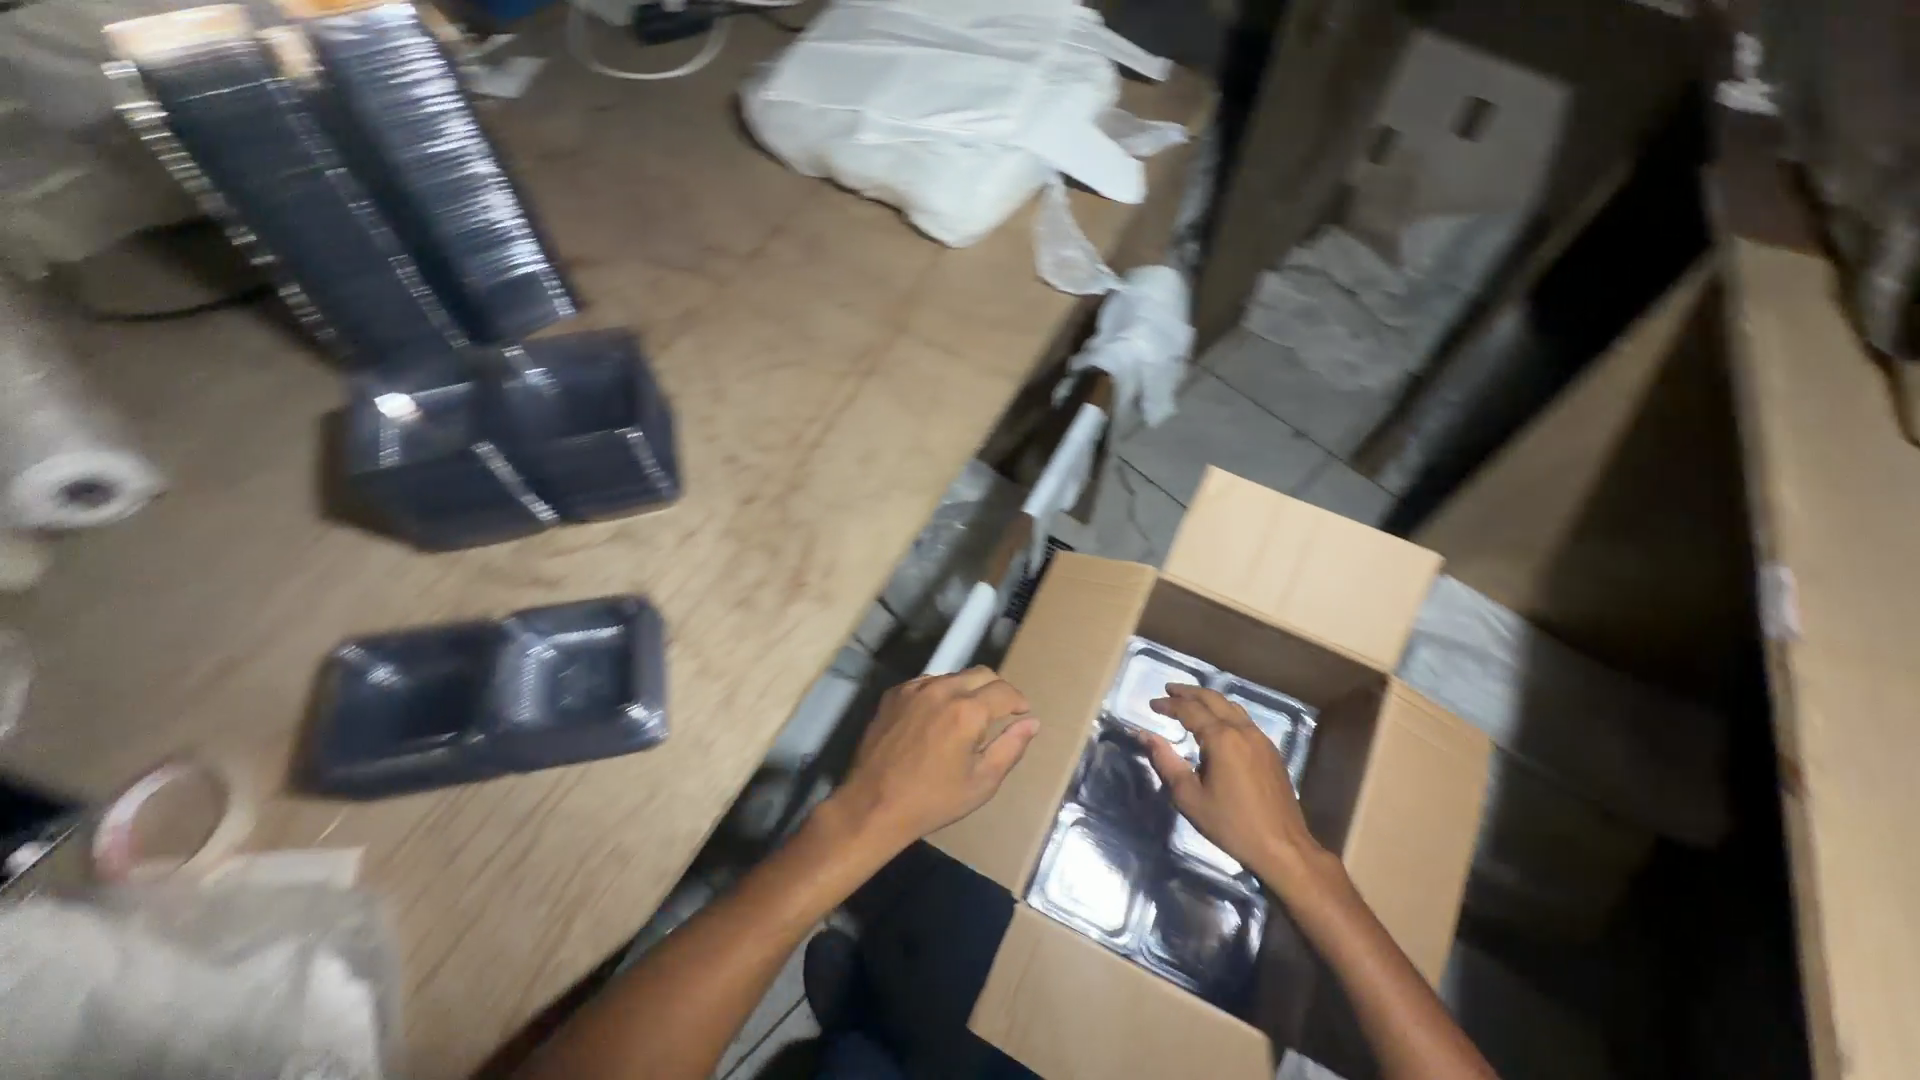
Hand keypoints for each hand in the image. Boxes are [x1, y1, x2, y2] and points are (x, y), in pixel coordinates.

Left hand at [829, 667, 1037, 853]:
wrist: (873, 804)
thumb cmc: (933, 800)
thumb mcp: (982, 782)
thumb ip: (1011, 747)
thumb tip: (1031, 722)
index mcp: (967, 711)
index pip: (1004, 690)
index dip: (1019, 701)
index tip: (1022, 713)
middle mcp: (941, 690)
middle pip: (981, 674)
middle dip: (996, 690)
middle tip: (1000, 713)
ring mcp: (914, 689)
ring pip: (953, 676)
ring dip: (968, 690)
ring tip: (967, 718)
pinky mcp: (894, 694)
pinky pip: (927, 683)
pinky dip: (940, 694)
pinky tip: (937, 719)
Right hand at [1141, 683, 1325, 885]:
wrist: (1281, 846)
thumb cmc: (1230, 823)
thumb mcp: (1189, 796)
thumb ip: (1165, 761)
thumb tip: (1144, 735)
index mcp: (1221, 738)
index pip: (1190, 710)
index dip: (1169, 704)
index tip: (1152, 704)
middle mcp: (1243, 730)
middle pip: (1213, 699)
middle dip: (1189, 692)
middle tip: (1169, 690)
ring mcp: (1261, 739)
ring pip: (1232, 707)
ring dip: (1209, 699)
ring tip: (1191, 701)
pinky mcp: (1271, 751)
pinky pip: (1244, 720)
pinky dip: (1225, 712)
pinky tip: (1218, 724)